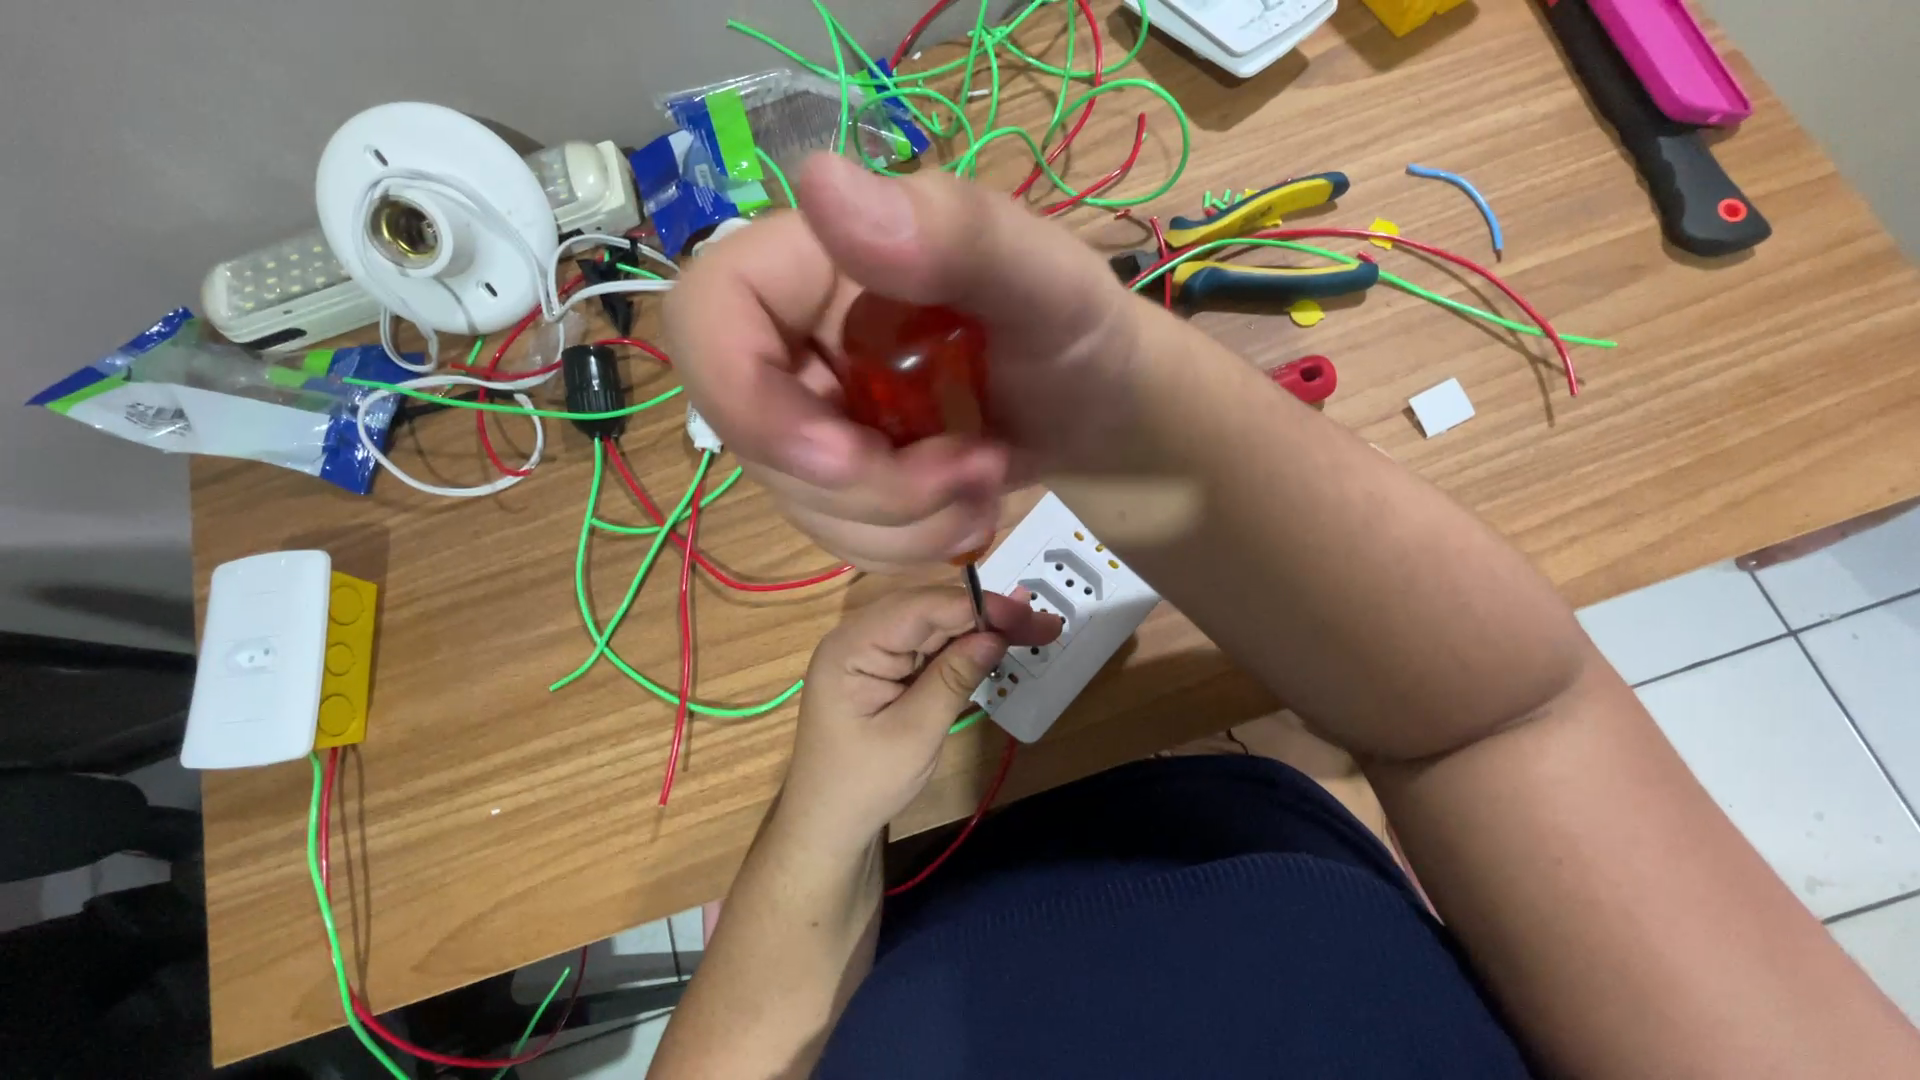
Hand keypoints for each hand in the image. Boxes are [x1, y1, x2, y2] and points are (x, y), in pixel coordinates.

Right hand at [664, 154, 1148, 569]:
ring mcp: (819, 409)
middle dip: (861, 485)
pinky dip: (903, 544)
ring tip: (983, 487)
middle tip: (965, 473)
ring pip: (796, 499)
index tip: (841, 455)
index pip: (710, 312)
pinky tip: (966, 513)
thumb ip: (953, 232)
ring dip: (896, 522)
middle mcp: (802, 335)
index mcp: (824, 260)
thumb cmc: (1082, 334)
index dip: (745, 397)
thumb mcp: (1045, 281)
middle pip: (751, 432)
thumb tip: (816, 180)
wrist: (1107, 415)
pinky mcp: (844, 472)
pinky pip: (834, 532)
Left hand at [776, 587, 1062, 850]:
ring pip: (933, 624)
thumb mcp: (914, 734)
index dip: (974, 605)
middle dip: (985, 614)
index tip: (1024, 611)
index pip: (919, 608)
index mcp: (851, 646)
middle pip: (929, 610)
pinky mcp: (884, 666)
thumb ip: (953, 678)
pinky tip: (997, 642)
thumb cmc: (864, 784)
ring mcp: (870, 650)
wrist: (827, 824)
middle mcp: (858, 636)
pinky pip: (928, 644)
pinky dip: (964, 645)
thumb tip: (996, 635)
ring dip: (981, 627)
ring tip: (1033, 629)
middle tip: (1041, 622)